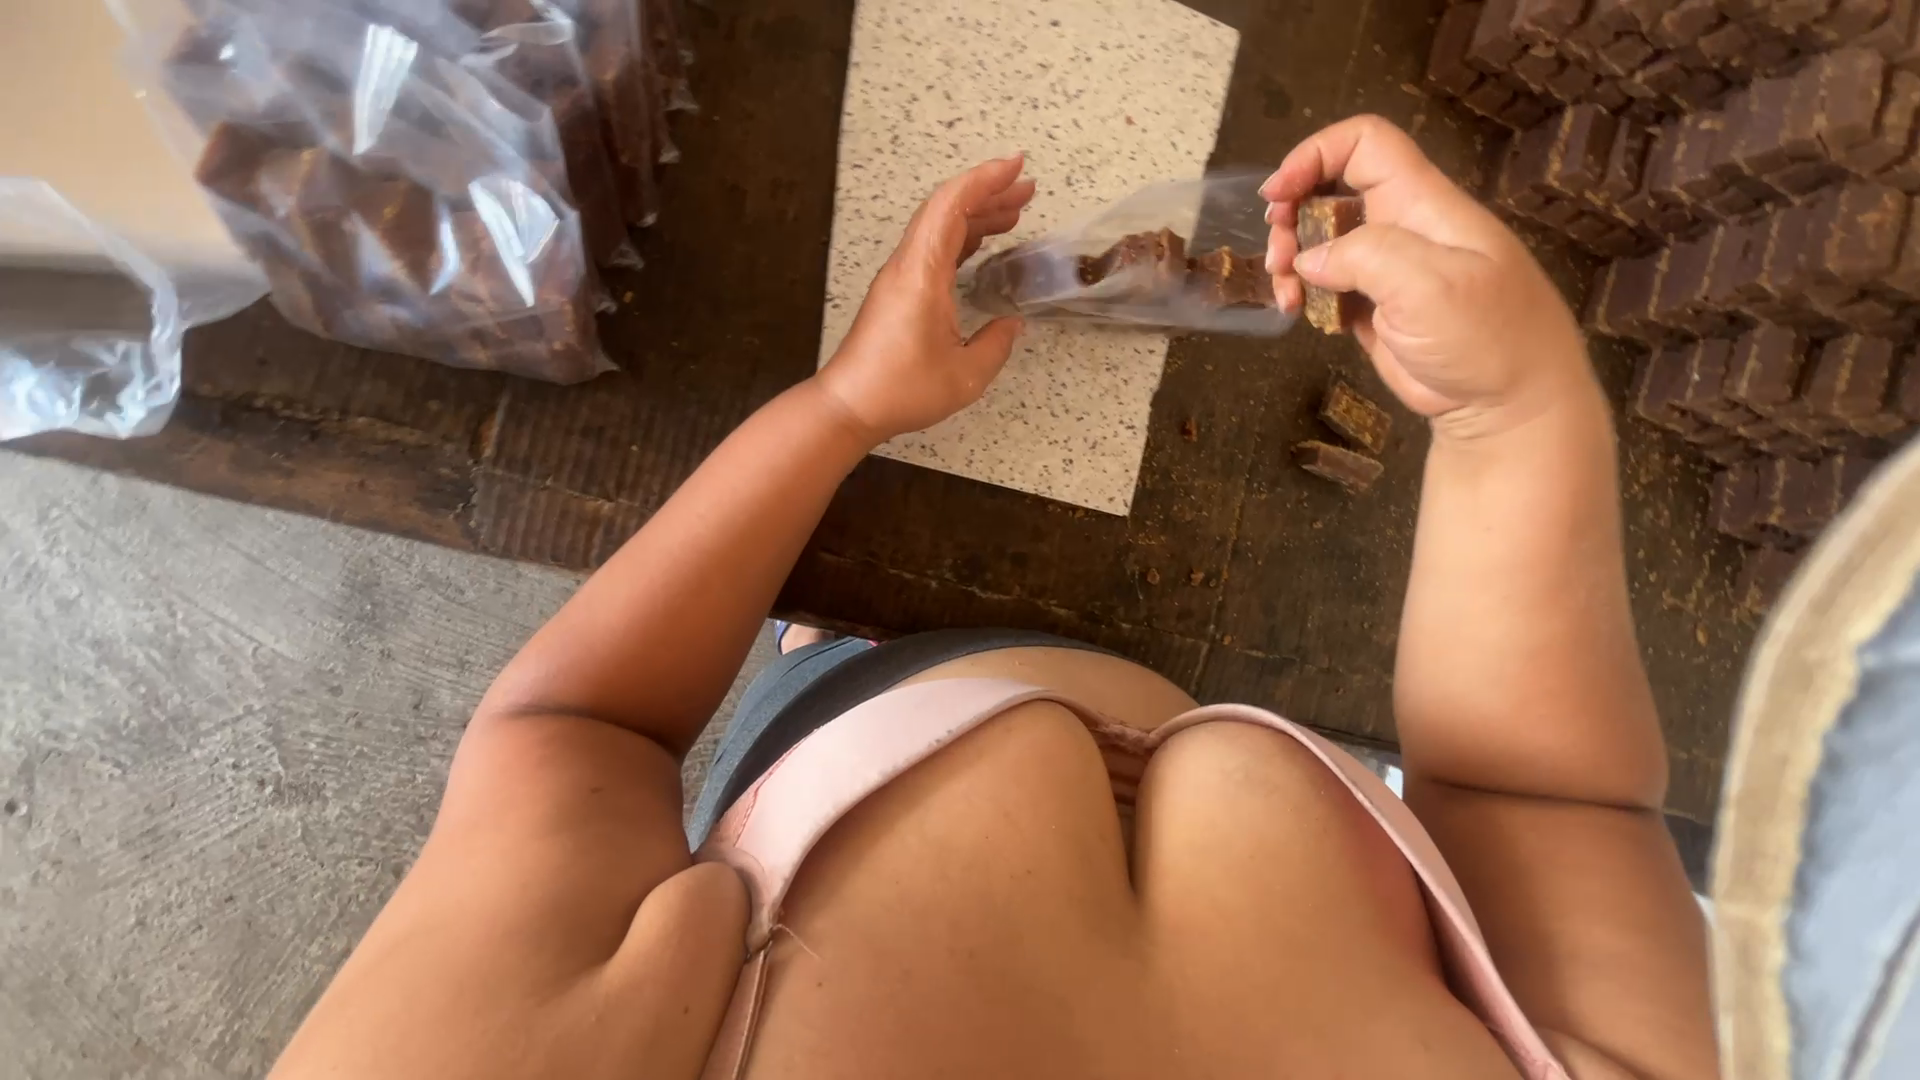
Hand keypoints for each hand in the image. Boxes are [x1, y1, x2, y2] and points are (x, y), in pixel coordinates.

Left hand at [815, 156, 1036, 444]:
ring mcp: (899, 278)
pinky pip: (931, 250)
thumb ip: (996, 345)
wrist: (849, 405)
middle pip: (945, 210)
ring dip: (975, 216)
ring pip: (938, 229)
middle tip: (1026, 190)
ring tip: (1012, 215)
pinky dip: (959, 239)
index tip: (1017, 167)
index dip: (985, 180)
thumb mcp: (965, 375)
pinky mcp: (896, 294)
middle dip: (988, 193)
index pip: (951, 206)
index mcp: (922, 274)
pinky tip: (980, 247)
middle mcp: (907, 266)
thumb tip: (1011, 324)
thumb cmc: (901, 390)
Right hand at [1262, 116, 1594, 437]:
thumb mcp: (1430, 286)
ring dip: (1290, 260)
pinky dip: (1301, 294)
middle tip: (1279, 259)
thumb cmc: (1484, 336)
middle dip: (1292, 216)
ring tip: (1286, 295)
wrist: (1504, 401)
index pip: (1364, 145)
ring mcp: (1383, 269)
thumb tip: (1311, 258)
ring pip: (1320, 241)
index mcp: (1420, 204)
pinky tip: (1297, 314)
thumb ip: (1367, 257)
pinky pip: (1324, 286)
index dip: (1314, 155)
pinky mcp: (1370, 308)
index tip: (1276, 194)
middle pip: (1330, 192)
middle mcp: (1399, 227)